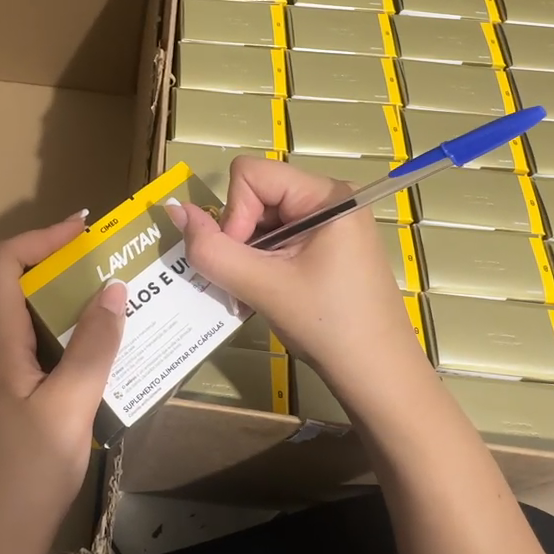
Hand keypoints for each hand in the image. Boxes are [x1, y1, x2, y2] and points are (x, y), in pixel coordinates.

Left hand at [0, 214, 126, 553]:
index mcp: (1, 340)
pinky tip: (113, 343)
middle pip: (18, 281)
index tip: (83, 228)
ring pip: (37, 313)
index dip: (39, 237)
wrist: (2, 536)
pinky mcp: (27, 392)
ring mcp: (13, 370)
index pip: (3, 264)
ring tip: (119, 291)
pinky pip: (50, 343)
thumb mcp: (69, 406)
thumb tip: (112, 288)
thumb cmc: (31, 469)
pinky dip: (78, 330)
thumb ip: (93, 347)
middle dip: (60, 259)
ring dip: (72, 294)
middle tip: (108, 255)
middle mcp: (2, 346)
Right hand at [171, 157, 418, 385]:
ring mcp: (329, 222)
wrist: (379, 378)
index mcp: (325, 194)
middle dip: (240, 235)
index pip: (250, 175)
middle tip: (248, 279)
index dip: (234, 213)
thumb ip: (212, 248)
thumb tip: (174, 209)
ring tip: (258, 290)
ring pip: (261, 217)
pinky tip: (268, 291)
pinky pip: (276, 236)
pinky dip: (261, 262)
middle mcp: (329, 198)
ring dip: (248, 253)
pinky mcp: (326, 244)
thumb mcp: (262, 286)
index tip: (245, 259)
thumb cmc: (328, 326)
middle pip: (255, 193)